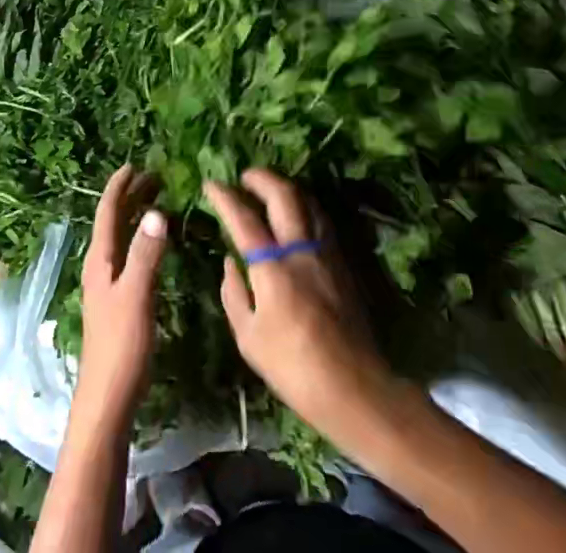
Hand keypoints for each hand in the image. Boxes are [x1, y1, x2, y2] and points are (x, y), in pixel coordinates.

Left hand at [73, 164, 168, 423]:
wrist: (110, 394)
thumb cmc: (121, 344)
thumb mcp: (135, 295)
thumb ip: (145, 255)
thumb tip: (157, 213)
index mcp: (100, 260)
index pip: (107, 213)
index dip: (119, 188)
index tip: (134, 166)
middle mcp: (101, 266)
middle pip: (114, 222)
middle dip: (131, 197)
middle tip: (154, 177)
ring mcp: (109, 283)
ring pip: (122, 238)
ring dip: (137, 216)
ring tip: (158, 200)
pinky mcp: (119, 299)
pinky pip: (130, 255)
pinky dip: (143, 239)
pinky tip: (157, 244)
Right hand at [206, 169, 392, 430]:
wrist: (355, 389)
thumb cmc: (292, 368)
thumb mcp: (248, 338)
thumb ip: (234, 293)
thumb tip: (230, 262)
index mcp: (272, 268)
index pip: (244, 218)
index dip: (224, 197)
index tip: (210, 185)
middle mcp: (302, 251)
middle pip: (284, 196)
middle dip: (261, 178)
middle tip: (244, 177)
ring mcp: (327, 255)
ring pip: (309, 203)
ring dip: (287, 189)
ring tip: (270, 190)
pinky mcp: (344, 265)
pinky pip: (322, 223)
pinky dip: (305, 209)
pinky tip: (297, 218)